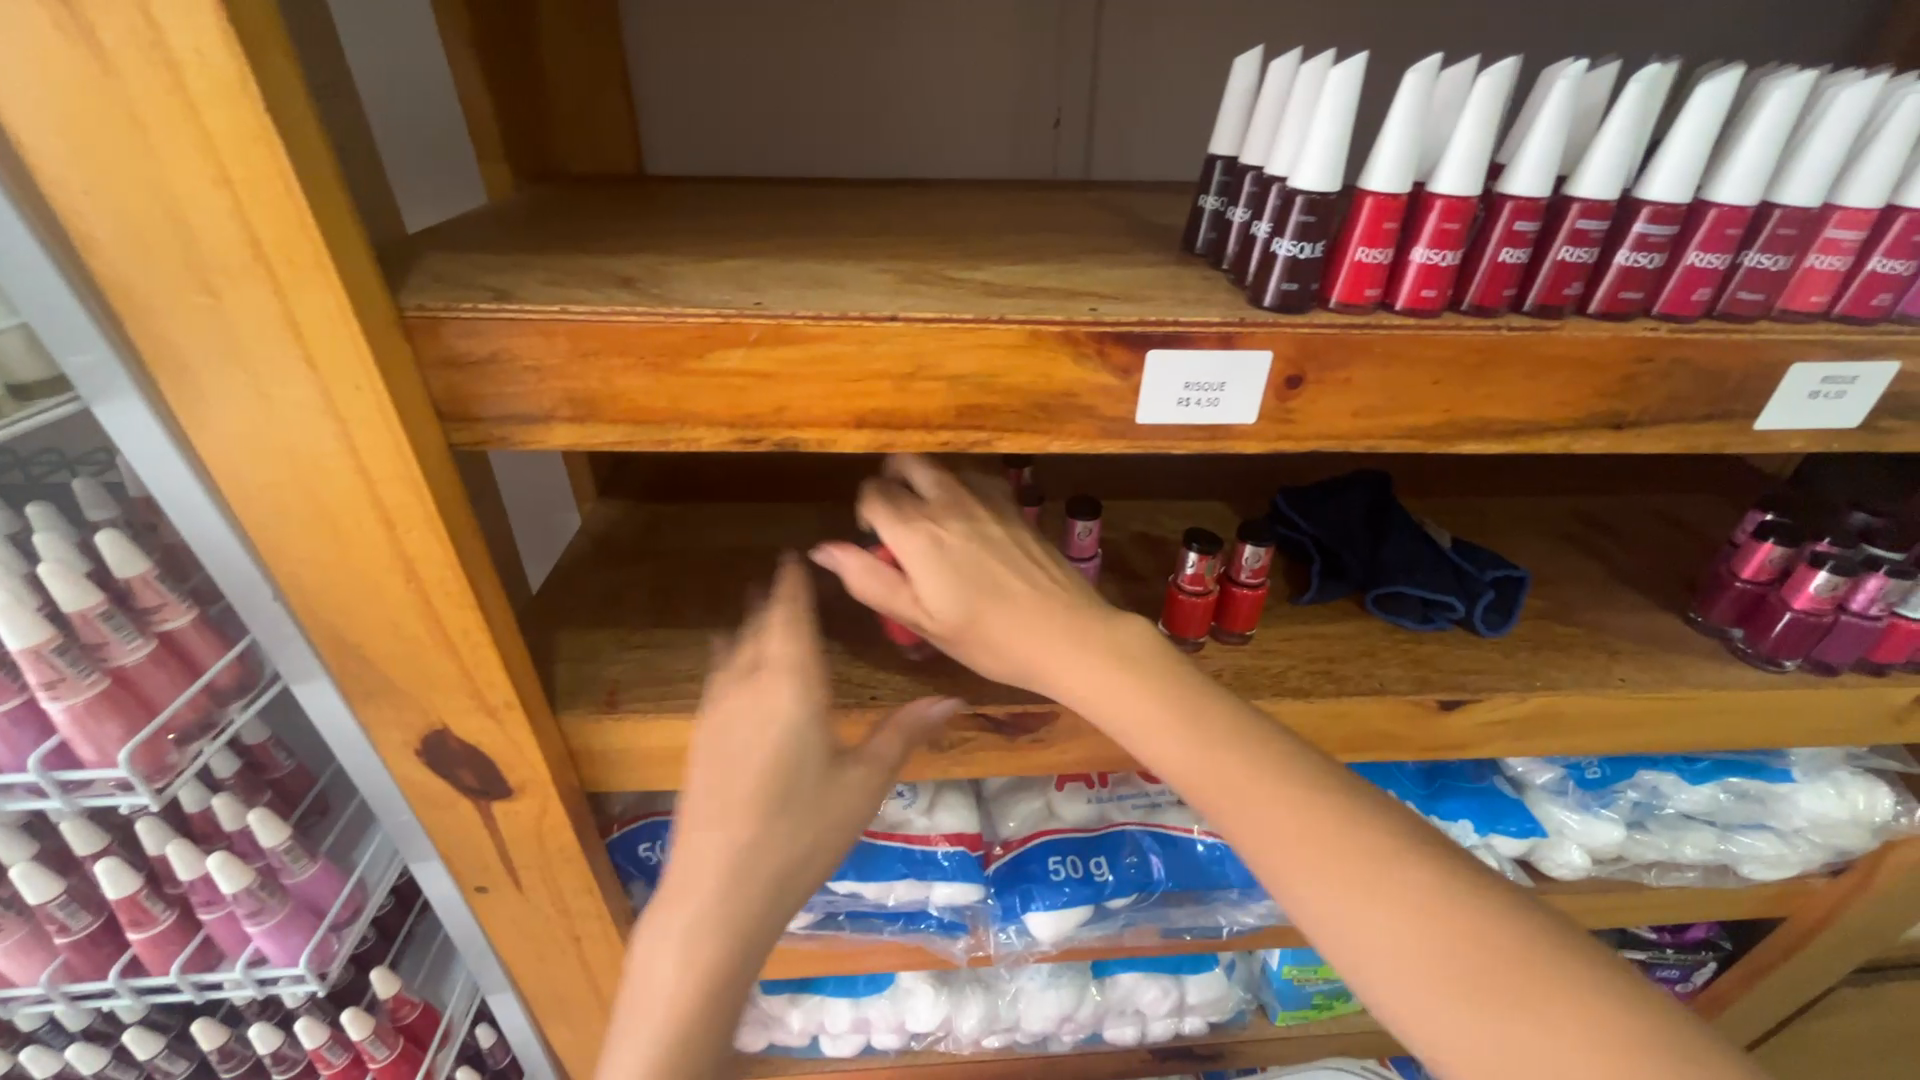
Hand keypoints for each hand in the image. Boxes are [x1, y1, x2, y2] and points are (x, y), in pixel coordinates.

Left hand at [660, 552, 965, 931]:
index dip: (793, 585)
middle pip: (758, 627)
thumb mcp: (865, 782)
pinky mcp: (698, 737)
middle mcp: (749, 684)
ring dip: (746, 625)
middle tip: (781, 576)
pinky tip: (730, 666)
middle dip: (770, 599)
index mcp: (792, 683)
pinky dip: (727, 656)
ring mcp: (717, 711)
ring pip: (732, 650)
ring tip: (756, 609)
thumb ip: (905, 732)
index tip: (794, 557)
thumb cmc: (804, 831)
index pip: (790, 616)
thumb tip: (955, 697)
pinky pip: (715, 677)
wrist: (720, 888)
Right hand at [807, 455, 1125, 696]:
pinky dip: (961, 490)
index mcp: (917, 530)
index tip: (877, 541)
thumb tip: (823, 549)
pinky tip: (972, 526)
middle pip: (906, 463)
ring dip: (927, 483)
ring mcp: (987, 497)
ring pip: (942, 467)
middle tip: (898, 520)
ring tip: (934, 525)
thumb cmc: (986, 638)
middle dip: (892, 482)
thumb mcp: (920, 620)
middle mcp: (949, 501)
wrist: (1066, 633)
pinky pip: (975, 479)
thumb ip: (869, 579)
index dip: (866, 512)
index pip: (873, 492)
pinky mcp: (1015, 504)